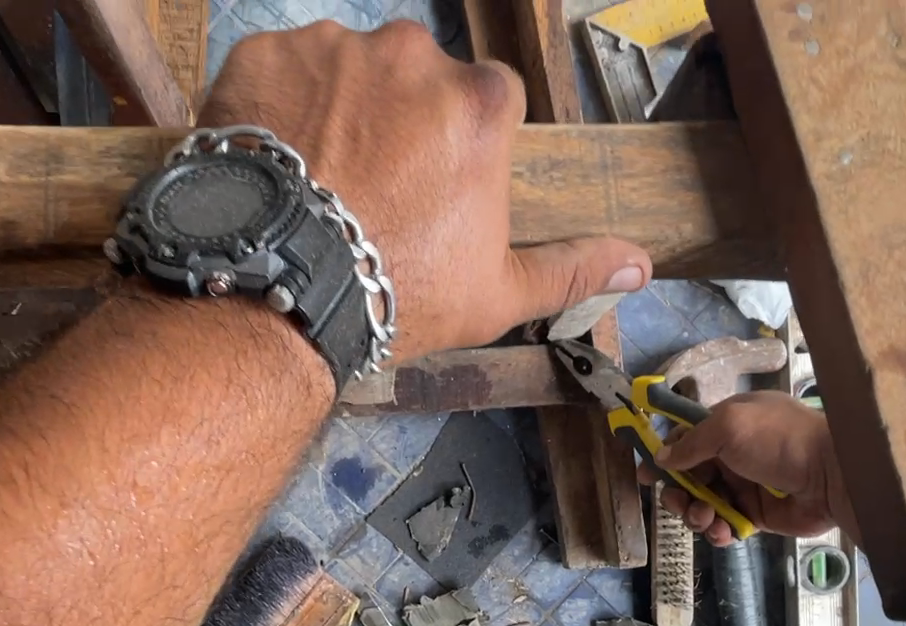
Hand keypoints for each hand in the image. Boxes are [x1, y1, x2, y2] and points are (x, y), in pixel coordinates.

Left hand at [201, 21, 652, 359]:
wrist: (283, 294)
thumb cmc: (399, 295)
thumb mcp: (496, 295)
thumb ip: (571, 268)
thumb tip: (642, 262)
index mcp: (477, 107)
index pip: (483, 106)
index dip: (456, 152)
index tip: (432, 195)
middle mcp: (412, 57)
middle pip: (414, 82)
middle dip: (399, 128)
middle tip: (369, 197)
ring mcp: (333, 50)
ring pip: (347, 74)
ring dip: (338, 116)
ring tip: (318, 187)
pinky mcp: (264, 57)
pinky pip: (280, 74)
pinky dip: (277, 111)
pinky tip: (273, 168)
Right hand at [641, 391, 857, 546]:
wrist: (834, 476)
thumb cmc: (780, 441)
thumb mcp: (729, 427)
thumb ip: (690, 442)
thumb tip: (661, 458)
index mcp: (729, 424)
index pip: (685, 439)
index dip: (664, 457)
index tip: (647, 476)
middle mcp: (734, 454)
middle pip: (688, 476)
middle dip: (678, 493)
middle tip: (679, 504)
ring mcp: (745, 485)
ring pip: (702, 503)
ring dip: (695, 514)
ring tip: (705, 519)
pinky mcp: (756, 514)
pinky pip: (723, 524)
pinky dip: (716, 530)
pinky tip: (722, 531)